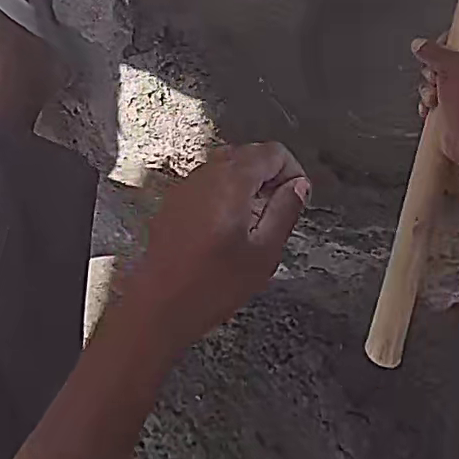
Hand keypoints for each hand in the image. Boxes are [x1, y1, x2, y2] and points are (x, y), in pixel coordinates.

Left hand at [117, 142, 310, 350]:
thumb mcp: (264, 252)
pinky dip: (227, 193)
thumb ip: (285, 211)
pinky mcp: (176, 201)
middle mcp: (208, 174)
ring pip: (229, 166)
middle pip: (250, 154)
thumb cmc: (210, 285)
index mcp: (232, 180)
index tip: (298, 196)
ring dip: (249, 184)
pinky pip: (209, 182)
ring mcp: (188, 185)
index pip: (273, 152)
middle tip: (281, 209)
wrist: (159, 306)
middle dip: (272, 176)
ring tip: (257, 222)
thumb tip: (298, 186)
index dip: (293, 172)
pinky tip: (229, 228)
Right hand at [413, 38, 458, 167]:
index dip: (453, 39)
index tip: (441, 46)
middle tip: (438, 75)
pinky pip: (437, 93)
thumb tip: (420, 44)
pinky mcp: (458, 105)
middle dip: (435, 67)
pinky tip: (432, 105)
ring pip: (440, 76)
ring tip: (435, 94)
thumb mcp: (452, 67)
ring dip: (430, 86)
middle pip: (450, 56)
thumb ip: (433, 51)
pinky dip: (430, 98)